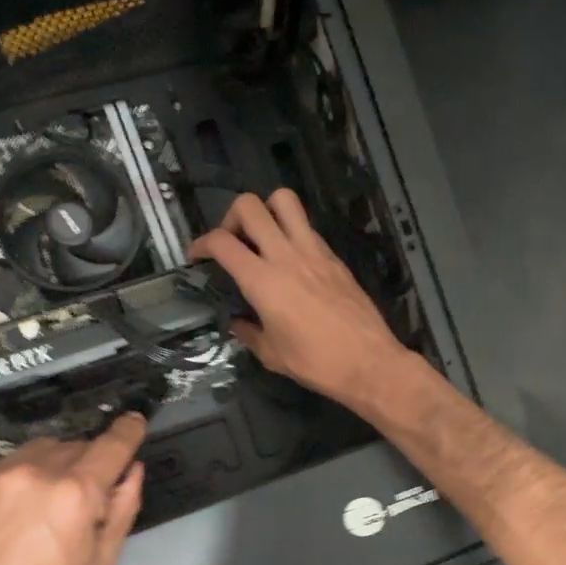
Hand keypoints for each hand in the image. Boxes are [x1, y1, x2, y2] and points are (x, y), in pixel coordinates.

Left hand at [0, 414, 147, 564]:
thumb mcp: (99, 563)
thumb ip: (121, 510)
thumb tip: (131, 472)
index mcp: (74, 494)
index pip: (111, 446)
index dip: (128, 431)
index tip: (134, 421)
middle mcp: (34, 472)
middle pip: (75, 447)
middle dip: (88, 463)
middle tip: (87, 498)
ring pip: (38, 453)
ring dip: (53, 467)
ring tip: (47, 506)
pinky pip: (5, 469)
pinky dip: (20, 480)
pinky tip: (13, 515)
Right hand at [190, 190, 419, 407]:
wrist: (369, 363)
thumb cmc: (317, 363)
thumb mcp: (272, 355)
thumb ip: (249, 333)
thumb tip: (238, 323)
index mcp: (263, 281)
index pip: (221, 242)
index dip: (200, 243)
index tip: (196, 256)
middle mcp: (286, 255)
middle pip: (250, 205)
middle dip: (231, 217)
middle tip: (233, 242)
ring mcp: (314, 251)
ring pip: (284, 200)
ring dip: (267, 210)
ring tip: (263, 238)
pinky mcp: (334, 257)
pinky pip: (307, 227)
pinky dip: (292, 232)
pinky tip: (292, 261)